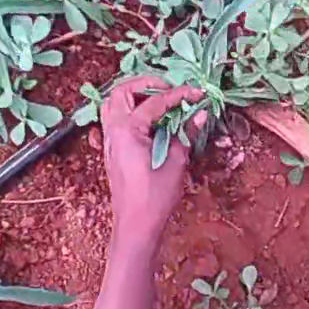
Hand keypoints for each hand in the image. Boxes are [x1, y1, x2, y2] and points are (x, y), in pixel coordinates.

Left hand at [100, 76, 204, 247]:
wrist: (136, 224)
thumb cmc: (155, 196)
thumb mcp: (176, 163)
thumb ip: (186, 134)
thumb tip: (199, 114)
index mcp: (127, 130)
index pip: (154, 102)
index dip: (177, 95)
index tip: (196, 93)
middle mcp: (113, 131)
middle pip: (122, 92)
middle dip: (146, 85)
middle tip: (169, 90)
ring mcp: (109, 141)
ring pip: (113, 104)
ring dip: (134, 96)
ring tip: (158, 101)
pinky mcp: (112, 151)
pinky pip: (114, 120)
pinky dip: (129, 111)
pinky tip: (150, 121)